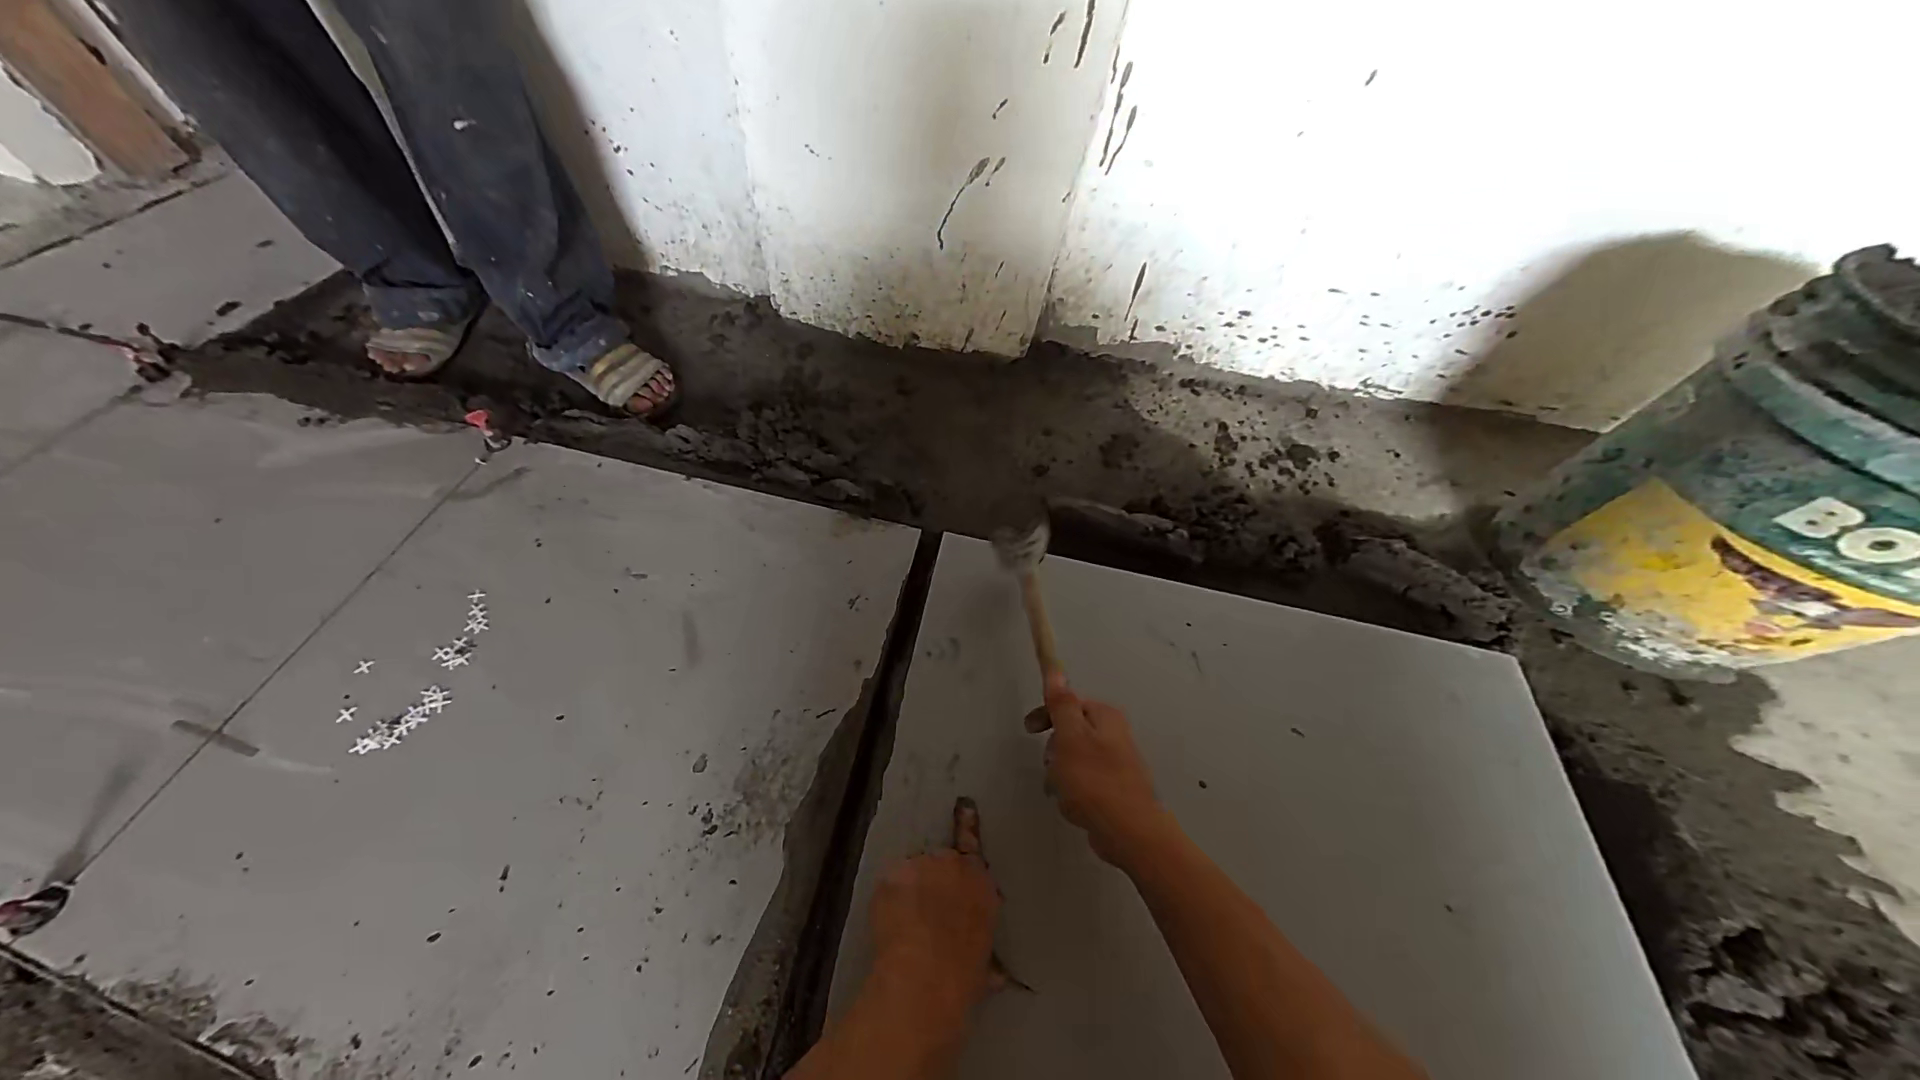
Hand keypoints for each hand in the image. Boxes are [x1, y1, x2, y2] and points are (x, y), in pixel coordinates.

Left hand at [868, 799, 1001, 1022]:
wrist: (925, 976)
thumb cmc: (963, 975)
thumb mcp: (987, 963)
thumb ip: (987, 952)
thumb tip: (996, 972)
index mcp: (982, 883)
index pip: (973, 842)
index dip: (967, 823)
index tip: (963, 806)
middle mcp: (954, 863)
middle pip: (939, 858)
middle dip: (933, 877)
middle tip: (924, 907)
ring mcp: (922, 864)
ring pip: (912, 870)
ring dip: (909, 887)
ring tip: (903, 919)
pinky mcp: (893, 874)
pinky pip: (890, 882)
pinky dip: (888, 897)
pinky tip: (888, 919)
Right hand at [1026, 680, 1167, 868]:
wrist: (1130, 833)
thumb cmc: (1094, 781)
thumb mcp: (1070, 737)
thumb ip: (1061, 704)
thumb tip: (1055, 670)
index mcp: (1105, 717)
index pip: (1068, 703)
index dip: (1046, 714)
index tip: (1029, 730)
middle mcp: (1114, 735)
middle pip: (1070, 732)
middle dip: (1054, 750)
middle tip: (1052, 766)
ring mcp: (1116, 763)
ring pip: (1073, 760)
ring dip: (1060, 775)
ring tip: (1063, 791)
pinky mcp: (1114, 790)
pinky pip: (1083, 783)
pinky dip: (1073, 792)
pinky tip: (1074, 807)